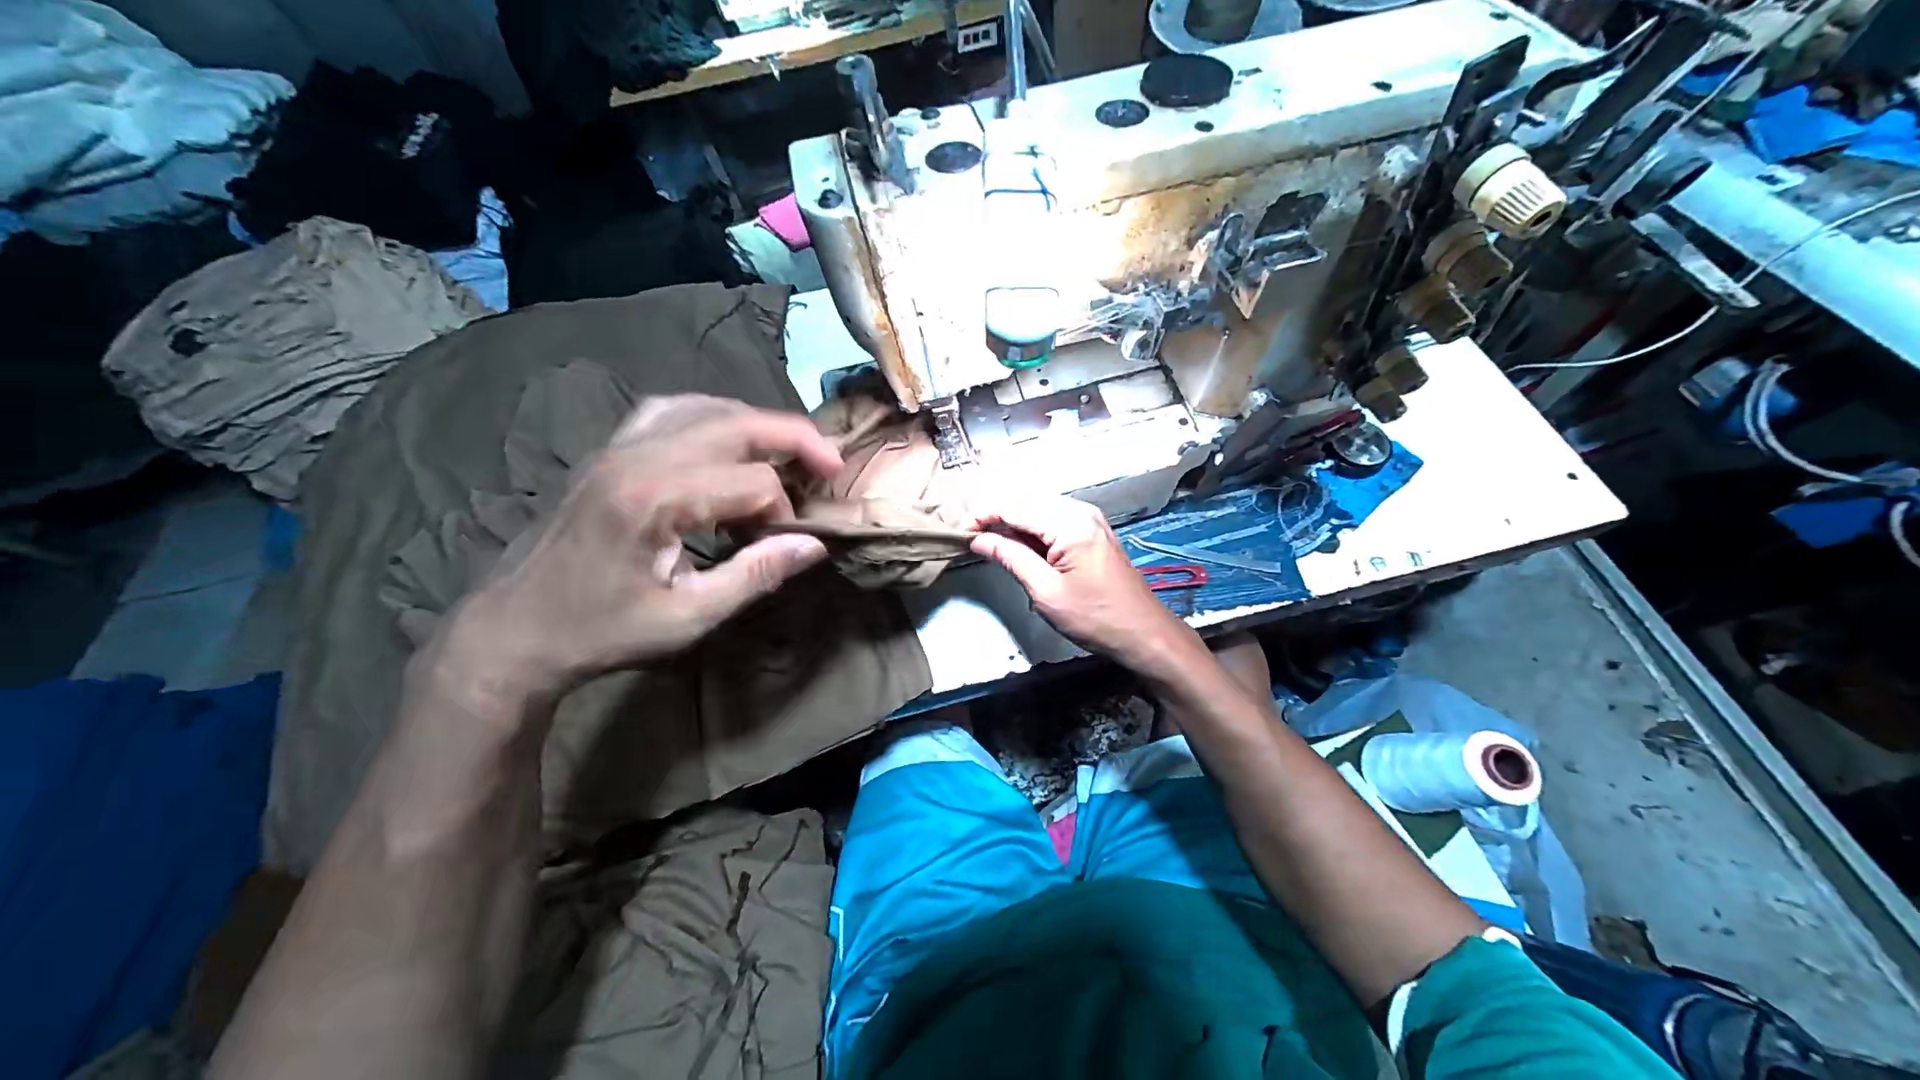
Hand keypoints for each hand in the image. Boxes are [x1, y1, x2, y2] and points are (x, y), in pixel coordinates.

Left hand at [431, 395, 844, 705]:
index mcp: (655, 498)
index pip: (752, 481)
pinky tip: (726, 441)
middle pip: (736, 423)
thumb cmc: (602, 631)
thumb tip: (814, 545)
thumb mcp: (688, 618)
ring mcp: (618, 446)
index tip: (780, 548)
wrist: (516, 628)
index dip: (782, 513)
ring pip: (705, 407)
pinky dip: (712, 417)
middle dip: (793, 438)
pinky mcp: (609, 450)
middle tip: (831, 462)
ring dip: (755, 424)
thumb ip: (755, 575)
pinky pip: (671, 411)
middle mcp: (637, 455)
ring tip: (786, 451)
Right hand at [969, 496, 1202, 675]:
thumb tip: (980, 540)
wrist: (1143, 633)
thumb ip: (1011, 558)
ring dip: (1012, 522)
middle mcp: (1081, 511)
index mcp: (1070, 523)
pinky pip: (1052, 520)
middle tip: (969, 536)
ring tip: (987, 541)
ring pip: (1038, 509)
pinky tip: (1016, 545)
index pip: (1015, 507)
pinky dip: (1031, 529)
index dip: (983, 516)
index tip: (959, 531)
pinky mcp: (1091, 531)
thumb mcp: (1045, 591)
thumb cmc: (1095, 617)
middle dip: (995, 516)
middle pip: (1026, 502)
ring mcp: (1089, 519)